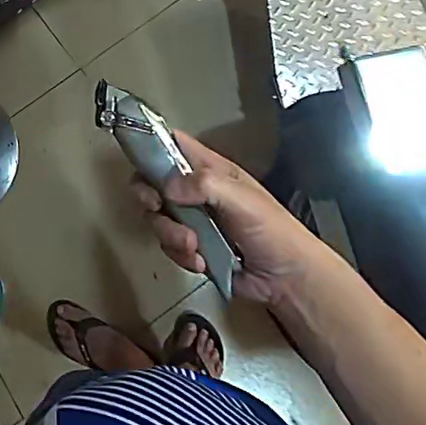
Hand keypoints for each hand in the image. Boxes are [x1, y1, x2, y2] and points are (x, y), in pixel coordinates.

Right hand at [131, 131, 339, 309]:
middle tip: (154, 208)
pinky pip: (170, 247)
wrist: (287, 279)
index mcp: (210, 169)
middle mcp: (197, 191)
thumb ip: (204, 185)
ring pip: (159, 219)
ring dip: (171, 235)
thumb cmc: (273, 230)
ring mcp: (194, 220)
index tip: (138, 160)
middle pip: (153, 183)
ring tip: (194, 246)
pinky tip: (202, 261)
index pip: (173, 145)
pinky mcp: (193, 247)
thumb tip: (167, 185)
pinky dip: (182, 256)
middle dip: (148, 197)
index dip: (151, 145)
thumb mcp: (241, 199)